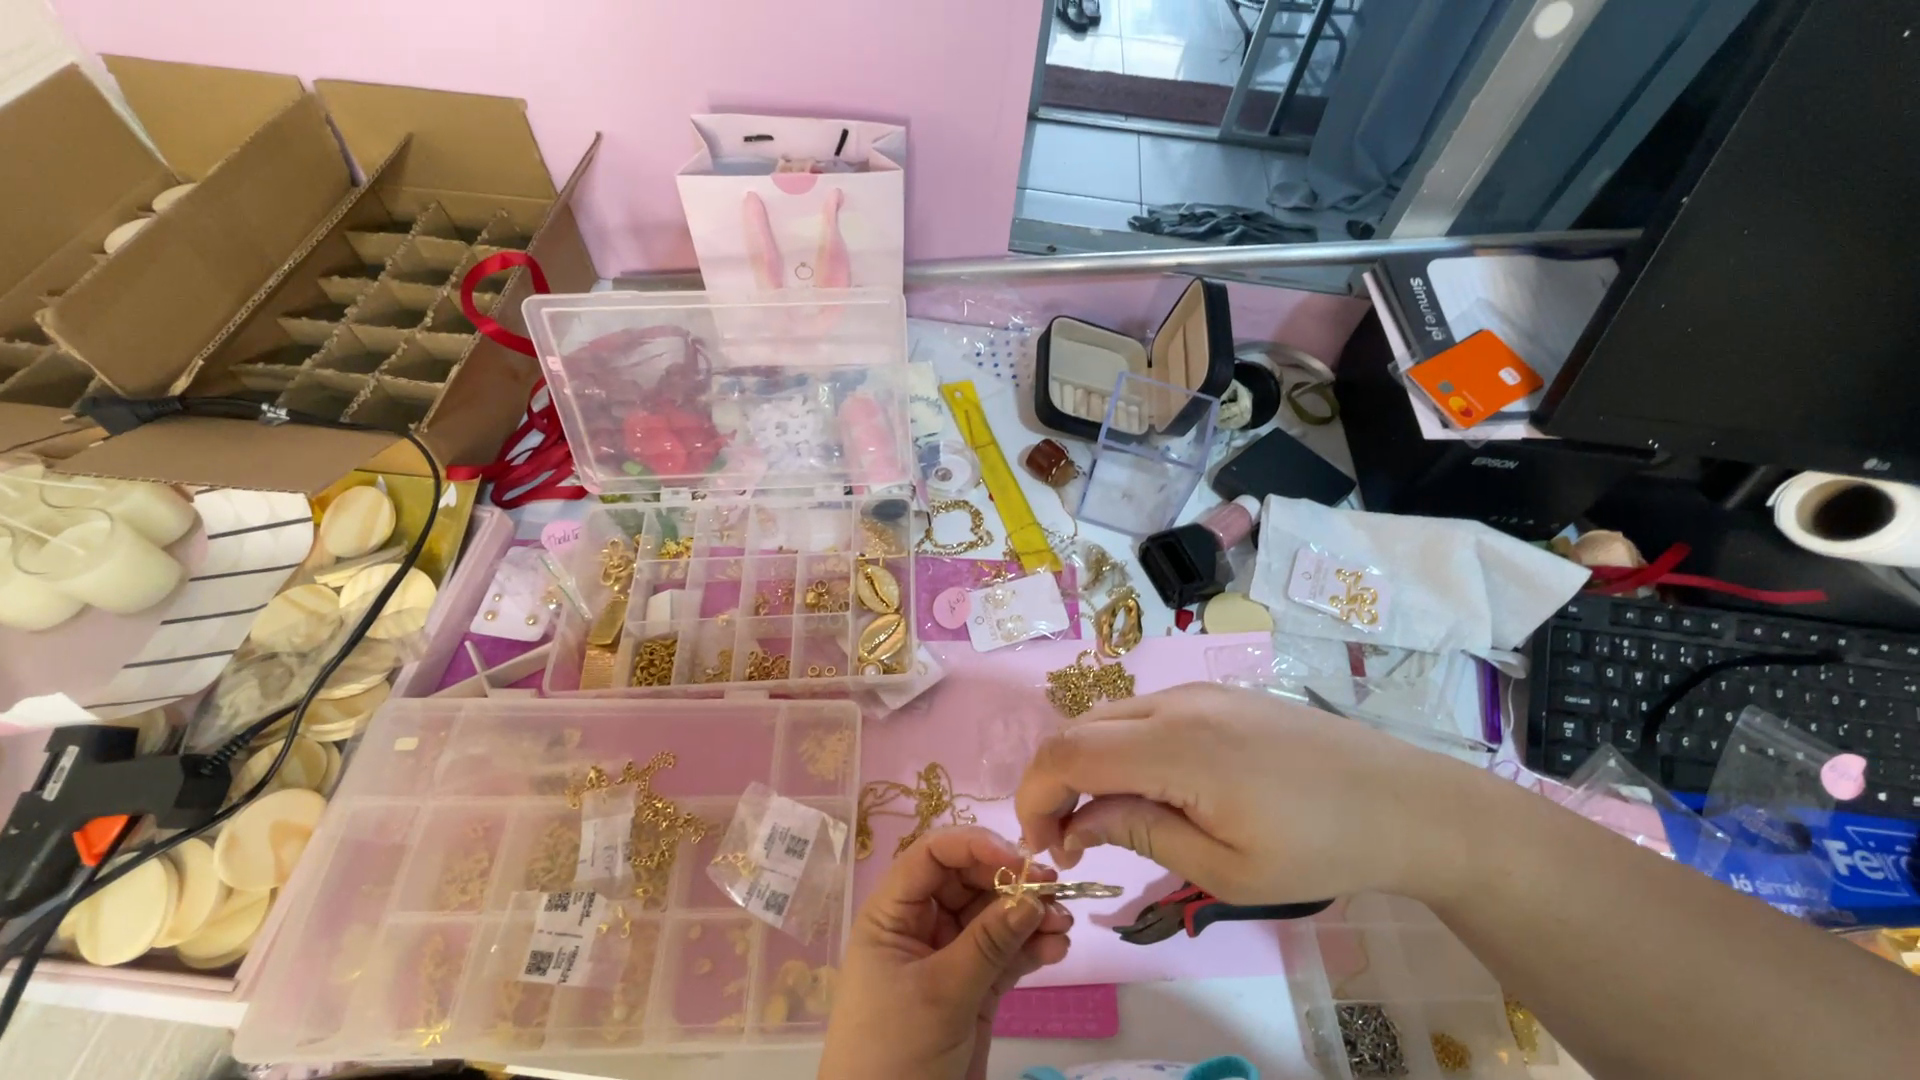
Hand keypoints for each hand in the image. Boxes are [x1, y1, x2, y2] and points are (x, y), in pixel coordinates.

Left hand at [821, 826, 1072, 1079]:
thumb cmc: (895, 1051)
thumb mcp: (941, 993)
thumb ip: (988, 942)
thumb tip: (1032, 897)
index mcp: (892, 914)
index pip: (931, 856)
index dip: (973, 846)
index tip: (1018, 859)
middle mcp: (919, 926)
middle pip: (967, 881)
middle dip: (1010, 882)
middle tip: (1053, 889)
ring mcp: (947, 957)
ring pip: (991, 917)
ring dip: (1028, 916)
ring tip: (1064, 924)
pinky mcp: (972, 988)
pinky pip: (1004, 953)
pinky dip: (1031, 948)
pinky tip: (1057, 949)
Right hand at [1014, 683, 1489, 906]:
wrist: (1404, 802)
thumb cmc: (1317, 848)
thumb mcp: (1223, 866)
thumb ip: (1137, 832)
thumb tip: (1073, 824)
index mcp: (1174, 745)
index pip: (1067, 752)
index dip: (1035, 795)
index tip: (1043, 846)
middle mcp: (1175, 703)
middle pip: (1079, 728)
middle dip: (1055, 781)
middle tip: (1070, 841)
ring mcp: (1199, 693)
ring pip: (1110, 718)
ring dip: (1087, 764)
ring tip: (1106, 819)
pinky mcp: (1218, 695)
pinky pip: (1145, 715)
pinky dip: (1122, 749)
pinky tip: (1148, 788)